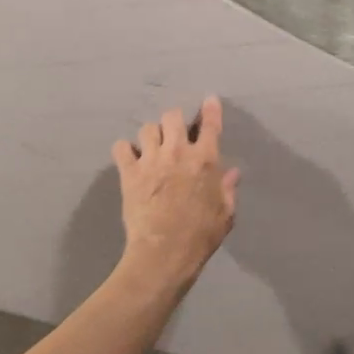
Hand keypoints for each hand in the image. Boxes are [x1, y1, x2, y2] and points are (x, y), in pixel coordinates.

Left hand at [111, 96, 239, 287]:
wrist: (163, 253)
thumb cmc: (200, 236)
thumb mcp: (224, 215)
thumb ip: (228, 190)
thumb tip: (232, 172)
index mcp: (205, 160)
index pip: (210, 125)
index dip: (210, 109)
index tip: (209, 100)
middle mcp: (177, 152)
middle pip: (172, 116)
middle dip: (174, 121)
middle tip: (173, 133)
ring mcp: (151, 160)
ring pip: (147, 128)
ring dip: (151, 135)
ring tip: (151, 148)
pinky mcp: (129, 172)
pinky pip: (121, 147)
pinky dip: (125, 151)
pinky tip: (129, 160)